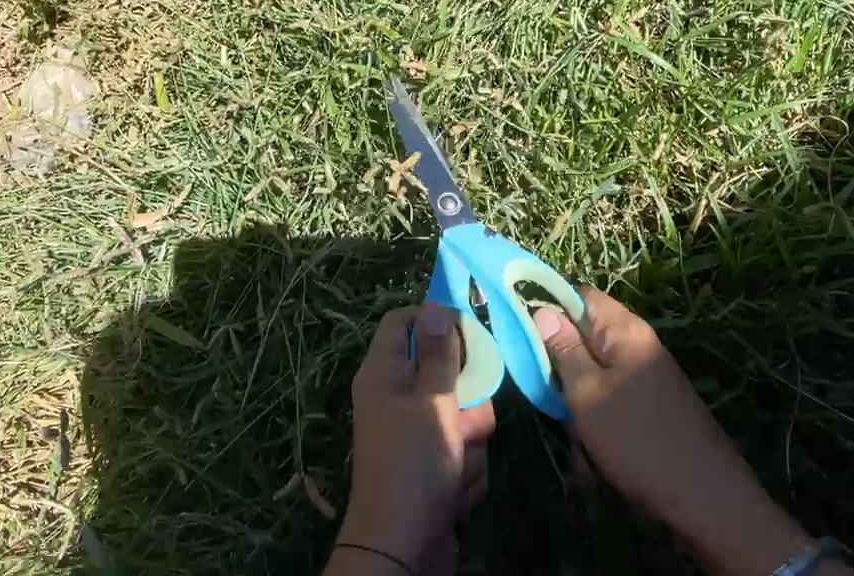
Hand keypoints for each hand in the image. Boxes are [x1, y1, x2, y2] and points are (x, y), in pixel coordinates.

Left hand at [335, 302, 494, 573]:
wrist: (403, 550)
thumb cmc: (413, 467)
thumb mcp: (431, 403)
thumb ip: (440, 354)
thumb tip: (436, 303)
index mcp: (383, 372)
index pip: (404, 322)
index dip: (436, 321)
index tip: (470, 335)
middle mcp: (396, 396)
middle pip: (445, 369)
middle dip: (467, 398)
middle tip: (464, 420)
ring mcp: (416, 431)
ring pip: (462, 411)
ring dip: (469, 439)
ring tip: (457, 462)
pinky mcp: (434, 462)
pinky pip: (463, 446)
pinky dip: (466, 467)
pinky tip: (456, 489)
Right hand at [534, 290, 843, 575]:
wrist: (707, 498)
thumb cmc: (637, 438)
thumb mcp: (586, 392)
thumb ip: (563, 349)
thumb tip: (542, 309)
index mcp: (624, 329)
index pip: (578, 294)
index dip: (547, 304)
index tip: (520, 328)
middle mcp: (638, 342)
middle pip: (585, 330)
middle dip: (559, 354)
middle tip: (541, 383)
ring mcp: (647, 372)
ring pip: (595, 364)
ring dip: (575, 387)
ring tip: (568, 418)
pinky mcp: (652, 400)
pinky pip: (611, 388)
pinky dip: (594, 405)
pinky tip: (590, 435)